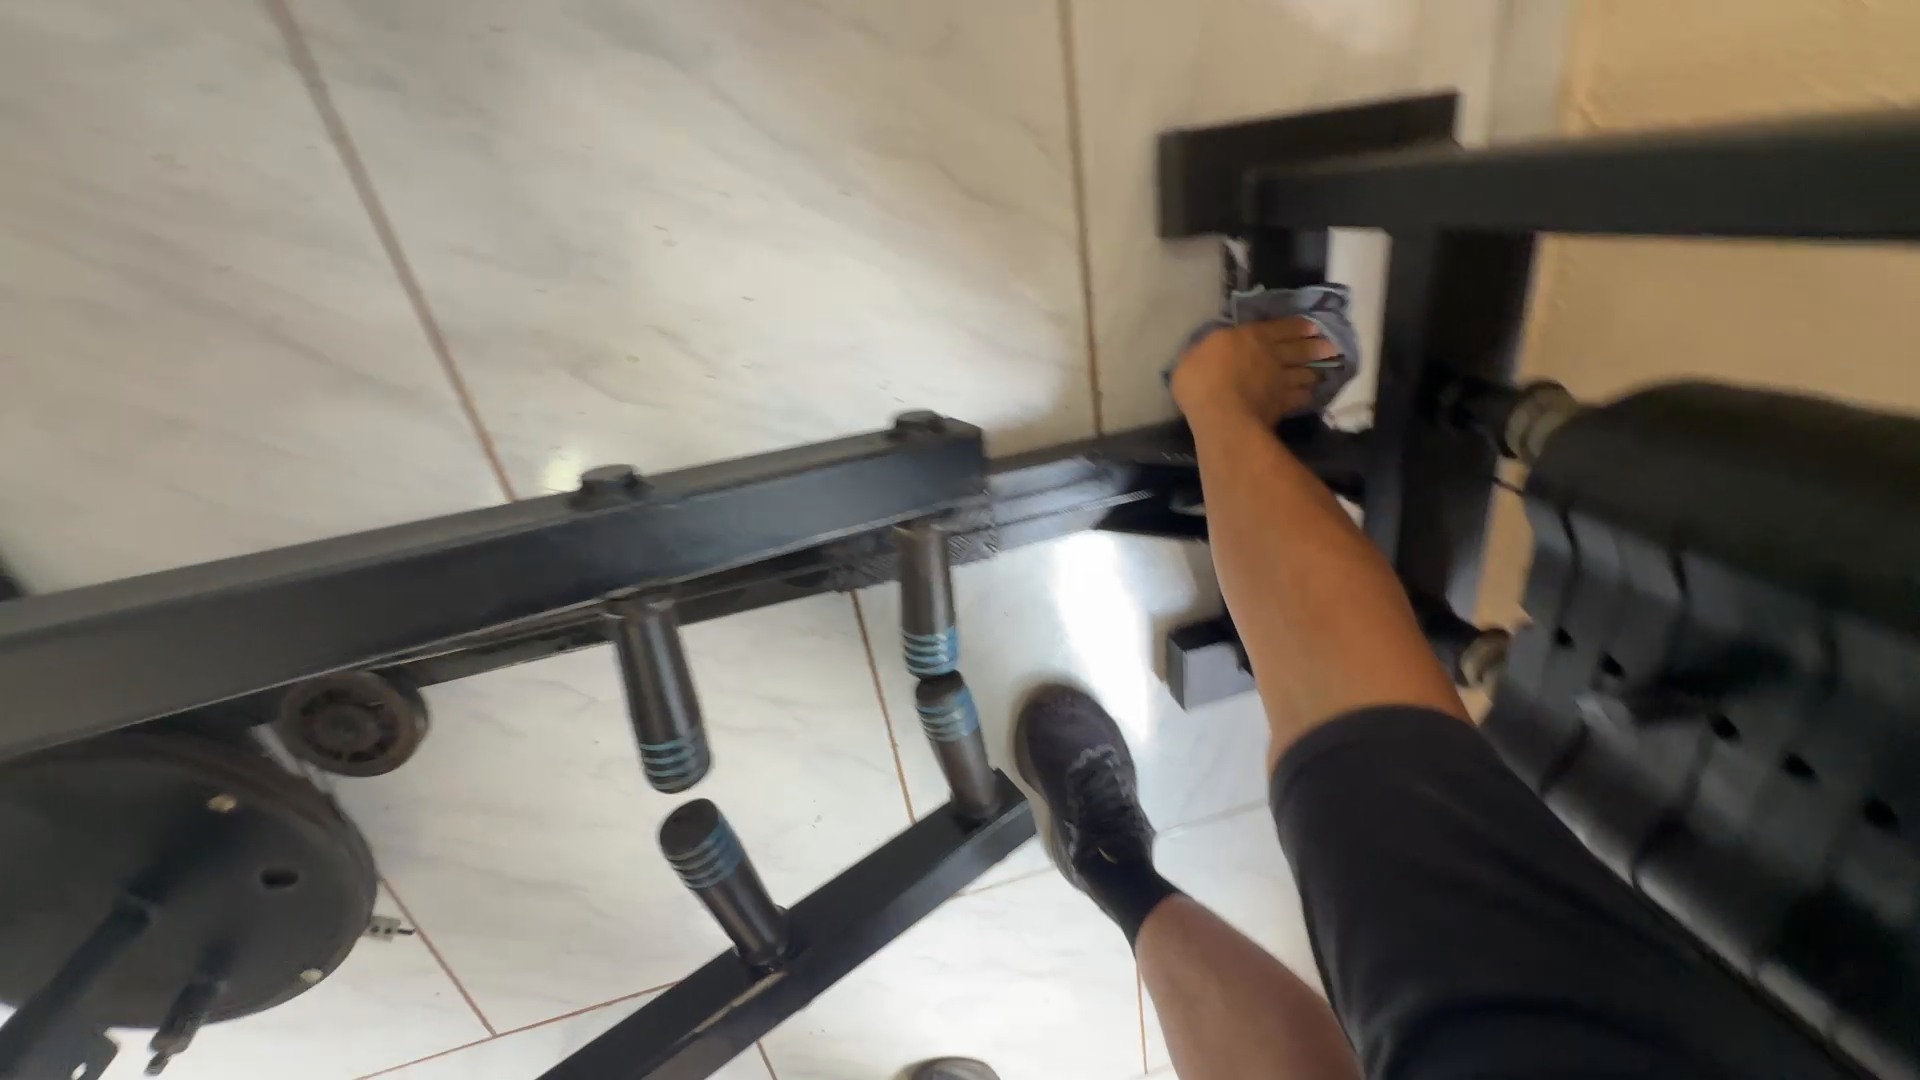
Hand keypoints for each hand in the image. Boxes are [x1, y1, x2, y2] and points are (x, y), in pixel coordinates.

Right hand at [1169, 317, 1341, 427]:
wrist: (1220, 414)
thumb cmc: (1200, 380)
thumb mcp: (1192, 356)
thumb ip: (1206, 350)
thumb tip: (1210, 349)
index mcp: (1250, 337)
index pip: (1280, 327)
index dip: (1297, 326)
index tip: (1313, 327)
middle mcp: (1271, 355)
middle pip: (1299, 349)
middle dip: (1316, 347)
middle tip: (1331, 347)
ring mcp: (1279, 381)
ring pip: (1303, 373)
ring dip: (1314, 371)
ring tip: (1322, 371)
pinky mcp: (1281, 405)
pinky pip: (1299, 397)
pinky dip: (1306, 395)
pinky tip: (1309, 395)